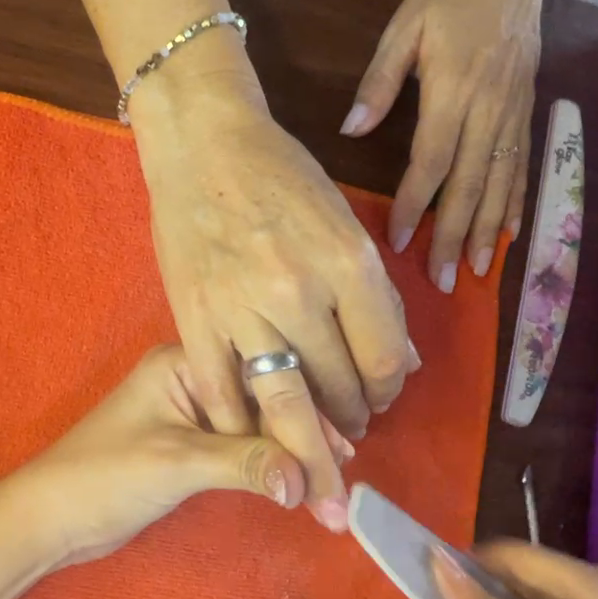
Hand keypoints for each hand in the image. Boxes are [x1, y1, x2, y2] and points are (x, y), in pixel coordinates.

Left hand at [7, 346, 335, 562]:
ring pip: (261, 428)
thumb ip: (244, 462)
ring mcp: (196, 413)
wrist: (50, 517)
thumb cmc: (103, 477)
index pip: (262, 381)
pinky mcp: (194, 446)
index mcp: (185, 362)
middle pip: (267, 402)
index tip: (345, 458)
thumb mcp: (176, 464)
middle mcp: (196, 378)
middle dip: (306, 444)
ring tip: (336, 493)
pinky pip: (247, 449)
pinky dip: (274, 468)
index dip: (305, 419)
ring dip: (295, 459)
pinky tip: (303, 483)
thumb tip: (307, 481)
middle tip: (345, 487)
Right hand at [130, 64, 416, 531]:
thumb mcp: (343, 220)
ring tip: (320, 452)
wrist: (201, 146)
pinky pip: (221, 391)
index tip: (382, 392)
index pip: (385, 355)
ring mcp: (241, 308)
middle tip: (353, 424)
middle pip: (341, 385)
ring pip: (285, 401)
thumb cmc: (280, 173)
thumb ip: (374, 293)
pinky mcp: (194, 317)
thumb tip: (402, 359)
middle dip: (355, 416)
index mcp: (347, 260)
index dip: (390, 386)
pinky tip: (254, 435)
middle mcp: (299, 290)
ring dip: (309, 438)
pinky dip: (241, 424)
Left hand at [342, 0, 560, 291]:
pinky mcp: (528, 111)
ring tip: (477, 271)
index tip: (400, 242)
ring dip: (488, 230)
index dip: (417, 204)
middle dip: (455, 234)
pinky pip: (524, 165)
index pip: (432, 160)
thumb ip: (379, 81)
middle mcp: (489, 109)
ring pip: (502, 181)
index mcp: (454, 90)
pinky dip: (517, 202)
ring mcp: (513, 113)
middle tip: (442, 280)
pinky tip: (510, 233)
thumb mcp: (404, 27)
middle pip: (471, 183)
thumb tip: (350, 130)